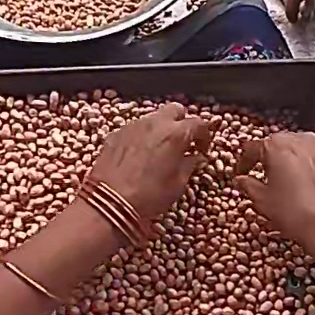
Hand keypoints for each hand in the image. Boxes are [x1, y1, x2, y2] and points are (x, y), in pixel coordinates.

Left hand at [89, 103, 216, 222]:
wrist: (110, 203)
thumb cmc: (147, 196)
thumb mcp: (177, 184)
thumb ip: (189, 165)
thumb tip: (194, 157)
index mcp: (175, 134)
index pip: (199, 124)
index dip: (205, 136)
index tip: (203, 148)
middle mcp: (154, 123)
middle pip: (175, 111)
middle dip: (182, 123)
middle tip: (183, 142)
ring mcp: (133, 126)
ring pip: (153, 118)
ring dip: (161, 129)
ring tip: (161, 149)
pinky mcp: (116, 134)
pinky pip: (135, 128)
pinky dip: (142, 136)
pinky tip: (140, 154)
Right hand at [233, 131, 314, 280]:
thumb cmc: (300, 215)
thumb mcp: (262, 201)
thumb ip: (248, 185)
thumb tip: (243, 181)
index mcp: (277, 146)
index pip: (252, 147)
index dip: (244, 161)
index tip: (243, 171)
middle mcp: (302, 141)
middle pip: (279, 144)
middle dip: (269, 159)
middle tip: (264, 177)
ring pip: (301, 150)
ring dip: (292, 163)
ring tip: (288, 184)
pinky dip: (312, 169)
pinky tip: (309, 188)